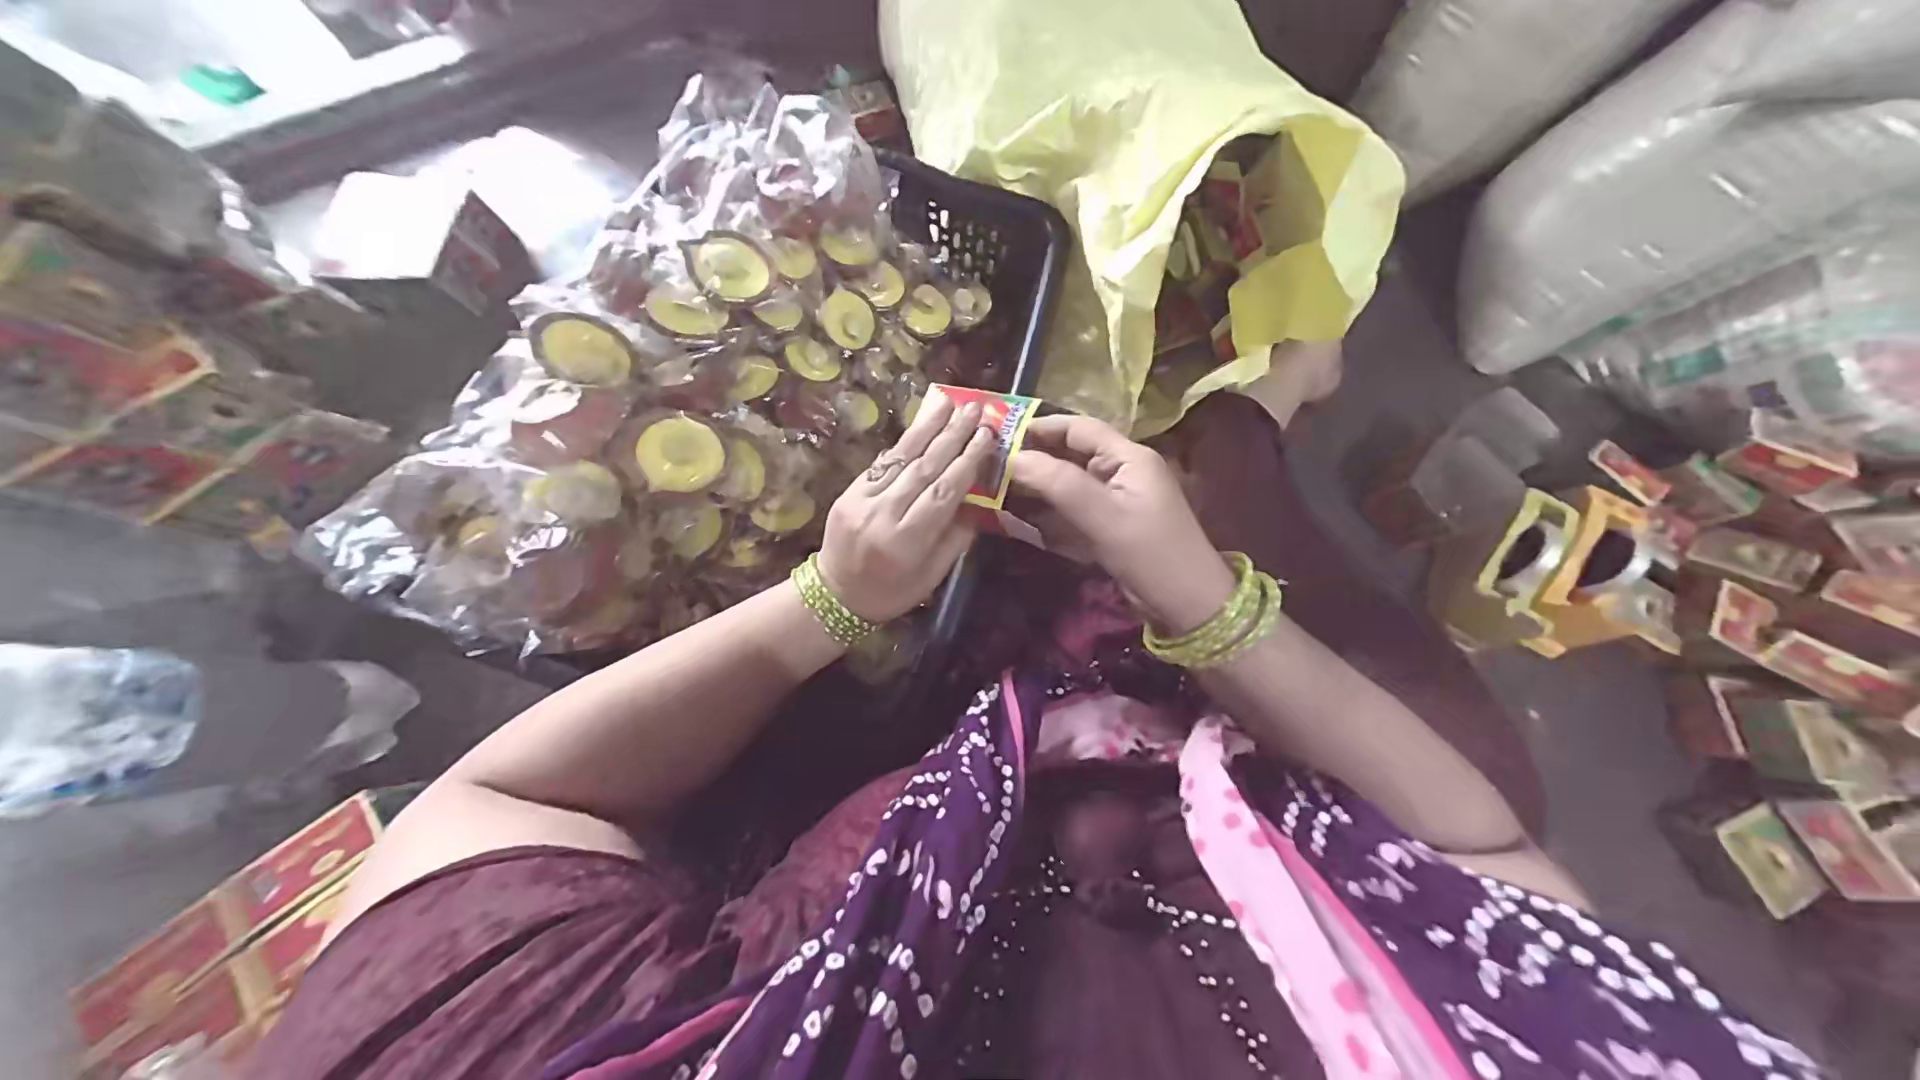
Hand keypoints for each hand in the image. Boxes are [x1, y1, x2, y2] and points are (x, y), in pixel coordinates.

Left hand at [818, 392, 993, 621]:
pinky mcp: (848, 492)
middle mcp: (883, 515)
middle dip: (952, 435)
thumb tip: (978, 499)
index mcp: (907, 542)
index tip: (987, 436)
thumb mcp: (932, 576)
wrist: (835, 594)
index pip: (943, 492)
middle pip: (924, 467)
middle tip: (975, 408)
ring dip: (928, 427)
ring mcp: (862, 500)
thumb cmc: (892, 592)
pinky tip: (921, 423)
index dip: (967, 461)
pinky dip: (904, 443)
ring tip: (949, 401)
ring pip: (901, 458)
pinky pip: (882, 464)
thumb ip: (956, 538)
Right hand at [1009, 414, 1234, 634]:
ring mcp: (1117, 500)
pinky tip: (1022, 517)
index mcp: (1129, 457)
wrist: (1188, 604)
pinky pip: (1074, 510)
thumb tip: (1014, 457)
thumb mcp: (1104, 515)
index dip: (1042, 426)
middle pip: (1073, 454)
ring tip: (999, 487)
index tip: (1003, 433)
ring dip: (1039, 486)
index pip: (1080, 428)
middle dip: (1036, 457)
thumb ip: (1059, 484)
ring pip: (1070, 484)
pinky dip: (1051, 511)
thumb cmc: (1150, 553)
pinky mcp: (1111, 526)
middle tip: (993, 462)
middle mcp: (1123, 472)